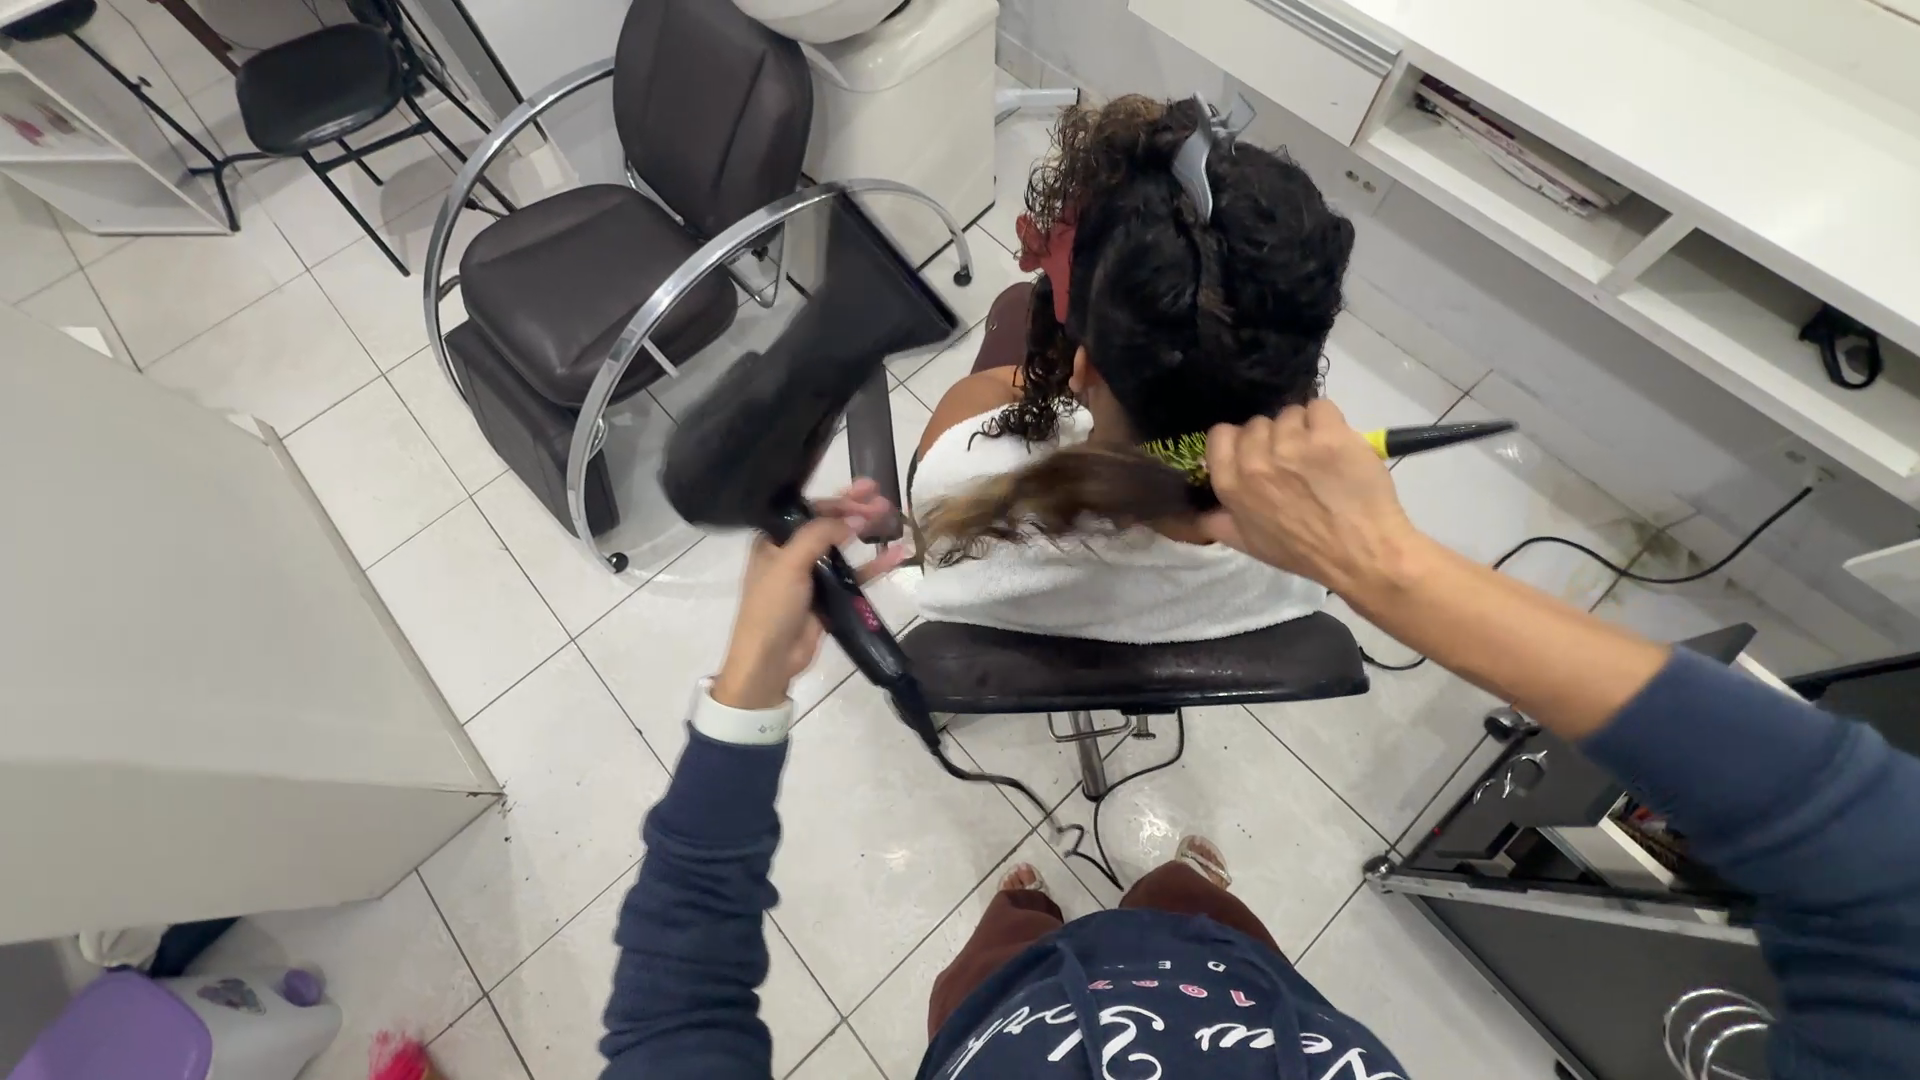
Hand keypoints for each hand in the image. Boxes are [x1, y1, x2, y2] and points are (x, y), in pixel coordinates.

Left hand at [712, 481, 905, 709]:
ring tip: (894, 518)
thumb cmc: (772, 607)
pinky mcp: (829, 596)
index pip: (809, 511)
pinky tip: (897, 555)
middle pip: (829, 524)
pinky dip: (875, 565)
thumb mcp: (790, 564)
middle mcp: (792, 553)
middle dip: (856, 511)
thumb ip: (820, 535)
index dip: (838, 500)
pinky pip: (855, 574)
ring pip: (846, 547)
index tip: (865, 491)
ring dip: (869, 533)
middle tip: (885, 500)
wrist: (770, 659)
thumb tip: (854, 518)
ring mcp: (812, 575)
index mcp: (774, 541)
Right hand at [1198, 399, 1424, 595]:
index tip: (1256, 452)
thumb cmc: (1302, 552)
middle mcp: (1255, 461)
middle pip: (1257, 422)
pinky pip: (1320, 406)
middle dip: (1273, 437)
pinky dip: (1328, 421)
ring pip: (1290, 414)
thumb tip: (1198, 512)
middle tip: (1293, 459)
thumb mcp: (1247, 544)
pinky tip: (1335, 444)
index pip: (1220, 434)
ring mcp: (1293, 445)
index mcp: (1231, 485)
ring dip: (1302, 428)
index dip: (1238, 439)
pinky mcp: (1329, 435)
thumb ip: (1218, 522)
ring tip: (1318, 454)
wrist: (1360, 553)